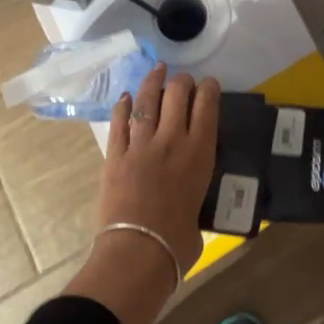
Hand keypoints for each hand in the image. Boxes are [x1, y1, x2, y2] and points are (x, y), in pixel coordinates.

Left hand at [99, 63, 220, 277]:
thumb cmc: (178, 242)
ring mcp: (140, 145)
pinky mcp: (115, 156)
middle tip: (183, 80)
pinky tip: (125, 97)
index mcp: (199, 152)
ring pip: (146, 101)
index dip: (209, 88)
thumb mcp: (202, 210)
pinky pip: (119, 123)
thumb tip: (189, 204)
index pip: (207, 105)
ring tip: (157, 71)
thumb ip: (196, 195)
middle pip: (177, 94)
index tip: (209, 85)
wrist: (138, 252)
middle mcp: (172, 140)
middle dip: (182, 81)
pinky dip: (123, 107)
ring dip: (152, 82)